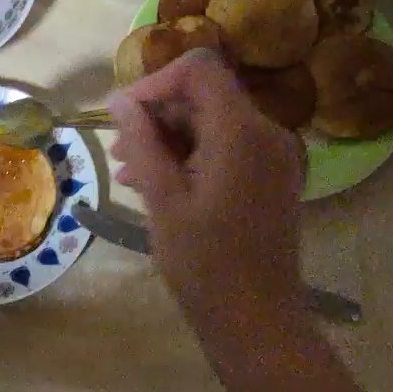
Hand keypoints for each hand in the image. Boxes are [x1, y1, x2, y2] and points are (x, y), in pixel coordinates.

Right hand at [109, 48, 309, 340]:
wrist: (257, 321)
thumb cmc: (205, 265)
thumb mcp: (164, 201)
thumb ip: (142, 143)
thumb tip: (118, 100)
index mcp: (242, 132)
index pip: (198, 69)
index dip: (155, 83)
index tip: (122, 118)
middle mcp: (267, 132)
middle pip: (206, 95)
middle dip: (158, 116)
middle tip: (120, 156)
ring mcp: (274, 155)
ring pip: (214, 122)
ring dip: (170, 138)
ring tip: (131, 174)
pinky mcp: (272, 177)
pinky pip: (227, 147)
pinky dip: (192, 156)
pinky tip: (160, 185)